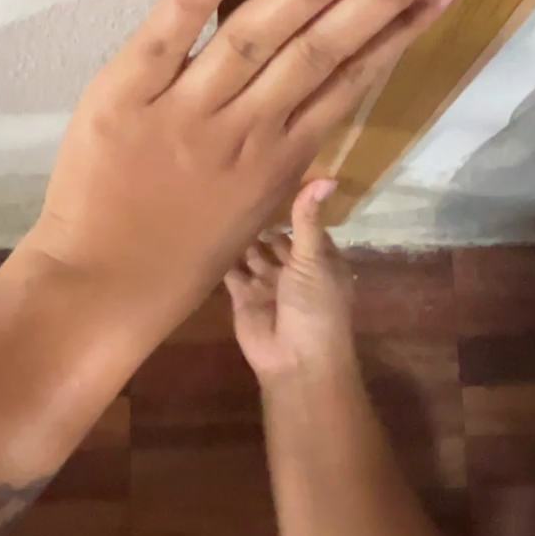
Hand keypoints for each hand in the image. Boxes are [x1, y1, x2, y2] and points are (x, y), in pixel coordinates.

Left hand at [19, 0, 466, 340]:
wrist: (103, 288)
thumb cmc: (181, 254)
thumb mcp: (254, 209)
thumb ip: (290, 154)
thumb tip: (328, 101)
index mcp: (283, 156)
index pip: (355, 78)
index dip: (401, 26)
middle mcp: (247, 128)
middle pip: (323, 50)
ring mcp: (186, 112)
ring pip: (258, 37)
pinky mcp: (123, 100)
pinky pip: (163, 41)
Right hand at [225, 179, 358, 385]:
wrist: (295, 359)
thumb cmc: (315, 305)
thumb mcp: (314, 257)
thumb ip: (308, 220)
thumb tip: (327, 177)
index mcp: (320, 260)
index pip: (305, 227)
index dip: (293, 208)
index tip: (273, 177)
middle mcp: (294, 270)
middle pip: (276, 240)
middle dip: (263, 221)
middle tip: (238, 186)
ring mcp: (267, 284)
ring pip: (252, 255)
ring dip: (242, 238)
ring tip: (219, 204)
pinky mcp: (243, 298)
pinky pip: (231, 273)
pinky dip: (223, 258)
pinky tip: (207, 233)